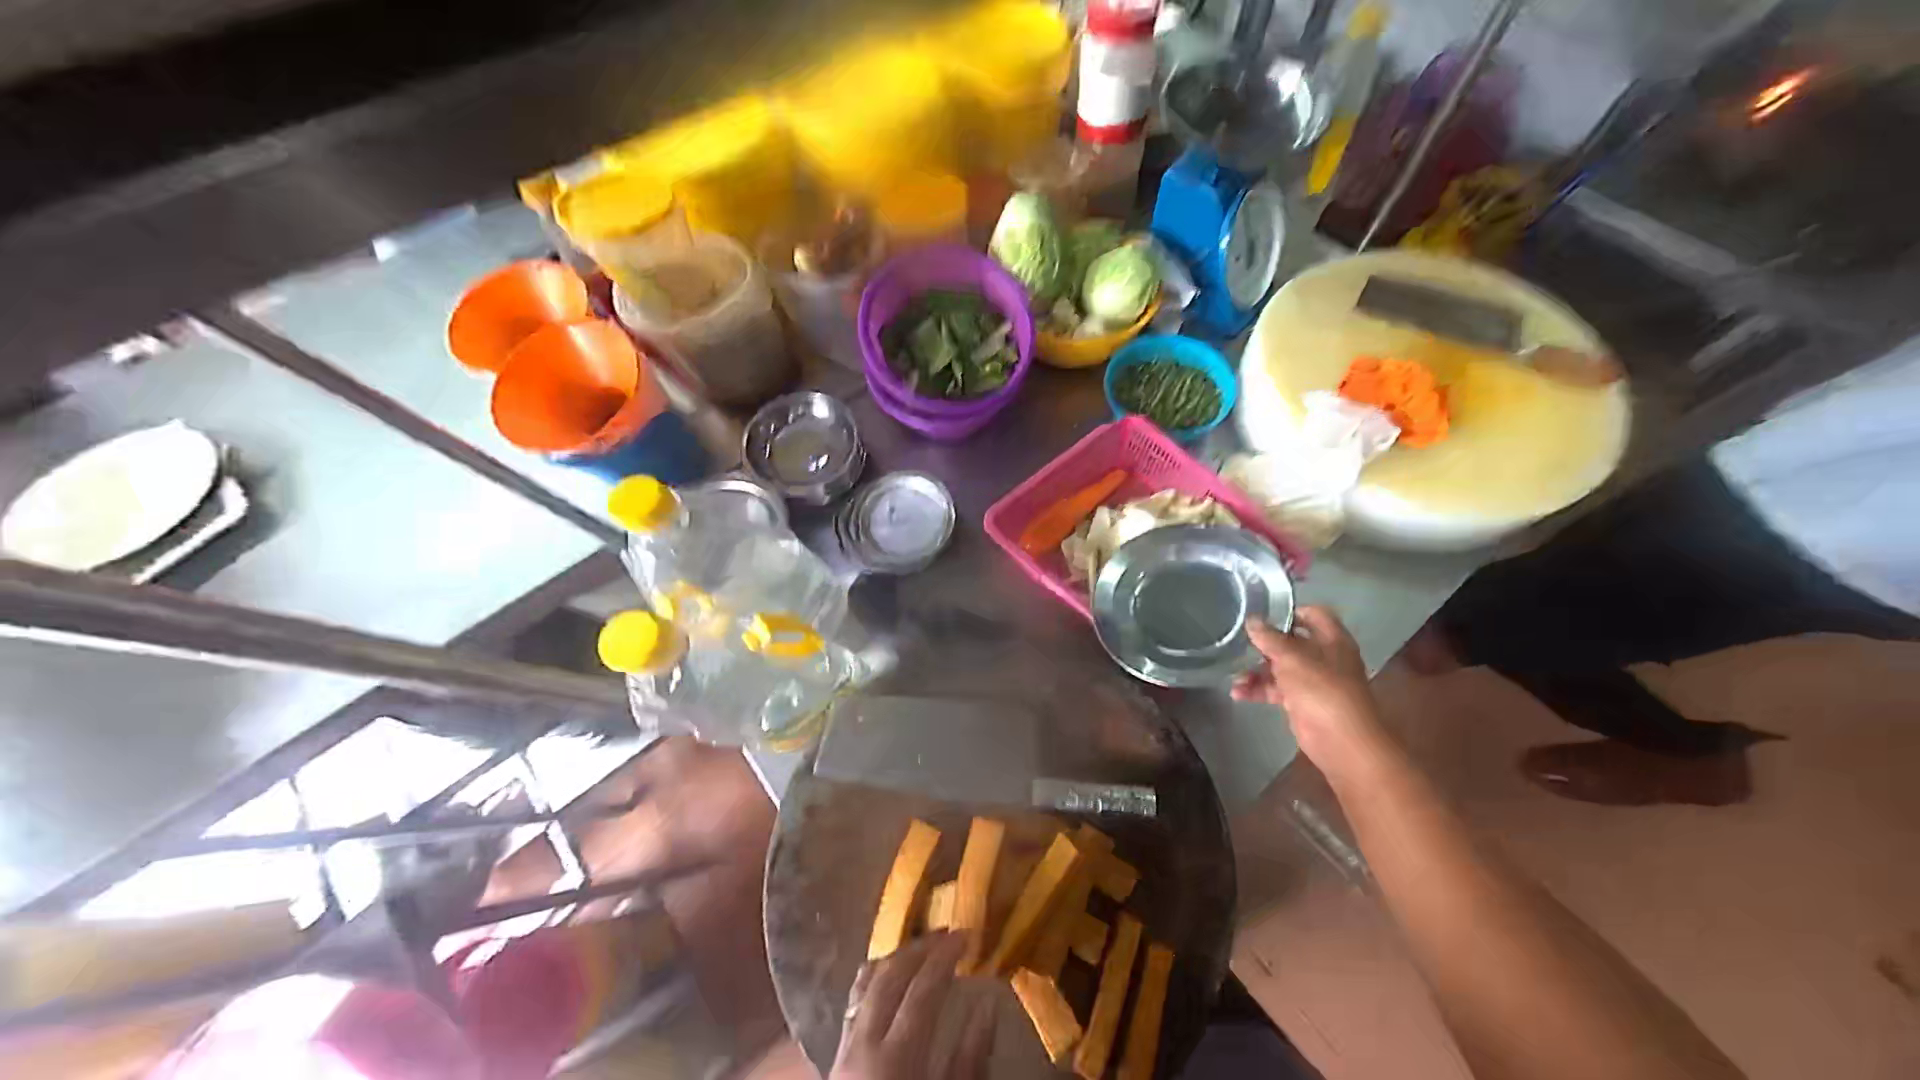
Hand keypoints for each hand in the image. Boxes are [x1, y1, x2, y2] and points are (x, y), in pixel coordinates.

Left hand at [830, 933, 995, 1079]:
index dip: (946, 956)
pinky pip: (855, 1000)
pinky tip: (889, 975)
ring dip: (896, 957)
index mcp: (896, 1056)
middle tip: (948, 933)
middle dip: (920, 947)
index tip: (968, 934)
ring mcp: (845, 1046)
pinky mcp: (836, 1056)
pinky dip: (875, 978)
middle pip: (890, 975)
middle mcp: (864, 1041)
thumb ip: (969, 1062)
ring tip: (922, 946)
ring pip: (866, 982)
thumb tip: (987, 1010)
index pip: (923, 988)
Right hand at [1233, 606, 1396, 780]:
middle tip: (1240, 642)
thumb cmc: (1322, 690)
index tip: (1261, 613)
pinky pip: (1276, 690)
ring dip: (1257, 671)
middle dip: (1265, 644)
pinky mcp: (1302, 702)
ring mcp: (1313, 681)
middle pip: (1292, 642)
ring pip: (1281, 667)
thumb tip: (1251, 620)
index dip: (1289, 611)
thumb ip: (1270, 638)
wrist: (1342, 741)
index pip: (1313, 614)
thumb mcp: (1292, 658)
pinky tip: (1238, 693)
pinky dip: (1259, 690)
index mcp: (1332, 640)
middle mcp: (1324, 657)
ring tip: (1235, 676)